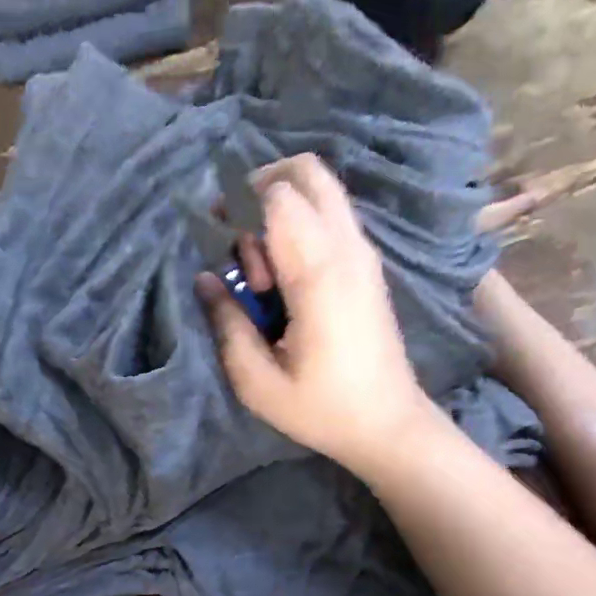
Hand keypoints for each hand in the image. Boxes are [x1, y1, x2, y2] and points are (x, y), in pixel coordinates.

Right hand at [195, 154, 441, 473]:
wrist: (389, 424)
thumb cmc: (323, 410)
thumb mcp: (258, 384)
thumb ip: (227, 324)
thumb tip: (206, 279)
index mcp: (319, 274)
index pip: (276, 194)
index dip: (237, 205)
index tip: (221, 247)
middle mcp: (347, 249)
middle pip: (305, 171)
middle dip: (259, 190)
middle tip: (239, 242)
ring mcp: (364, 253)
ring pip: (320, 189)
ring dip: (281, 210)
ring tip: (265, 269)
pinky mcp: (369, 266)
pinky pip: (331, 216)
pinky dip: (301, 225)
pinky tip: (287, 277)